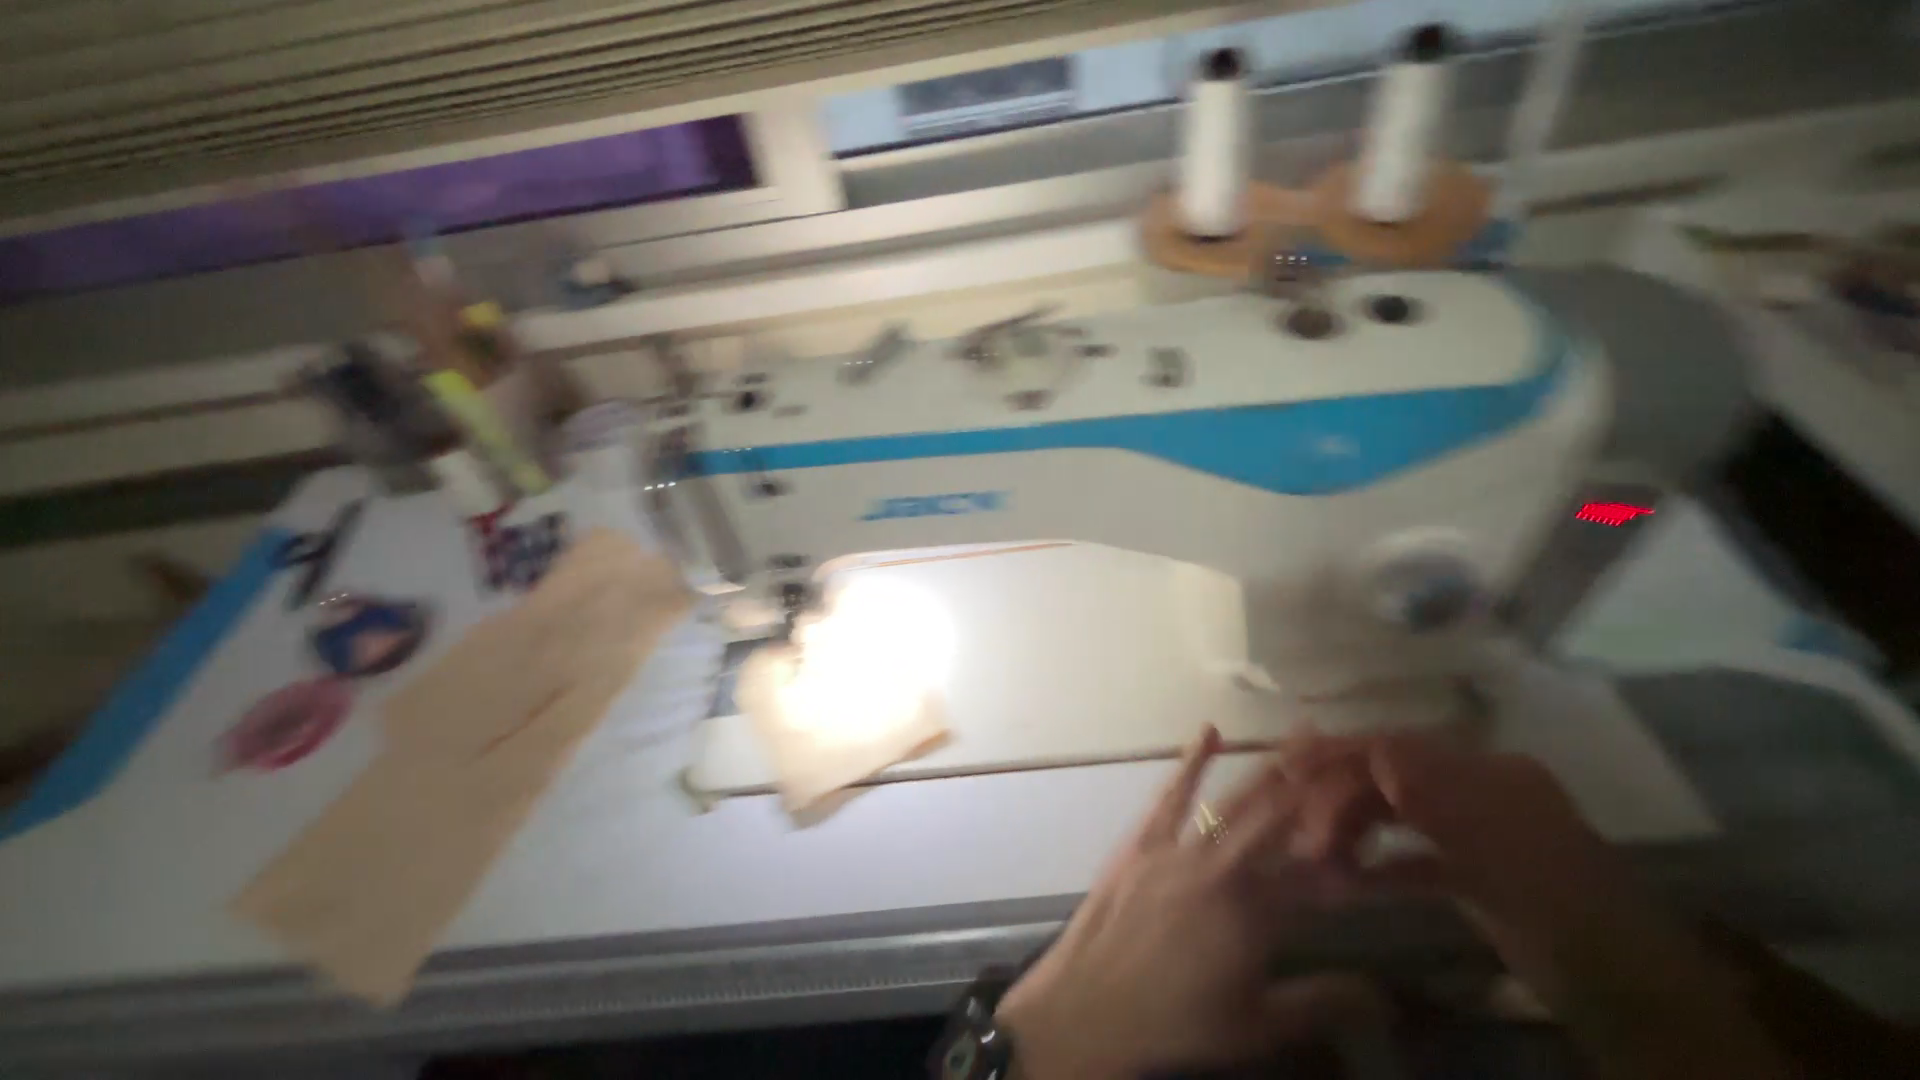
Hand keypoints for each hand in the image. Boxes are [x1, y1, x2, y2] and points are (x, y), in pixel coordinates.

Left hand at [995, 726, 1381, 1078]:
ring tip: (1304, 735)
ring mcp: (1178, 848)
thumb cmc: (1175, 1022)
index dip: (1350, 850)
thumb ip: (1322, 1002)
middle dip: (1319, 784)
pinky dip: (1191, 761)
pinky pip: (1171, 795)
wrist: (1088, 1007)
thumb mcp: (1257, 1025)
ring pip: (1233, 800)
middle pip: (1279, 819)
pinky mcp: (1142, 841)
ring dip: (1270, 767)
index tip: (1378, 826)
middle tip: (1351, 753)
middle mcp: (1222, 868)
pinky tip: (1209, 731)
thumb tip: (1385, 996)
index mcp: (1255, 912)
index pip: (1316, 873)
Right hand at [1272, 733, 1653, 998]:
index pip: (1399, 749)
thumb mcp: (1497, 847)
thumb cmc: (1558, 908)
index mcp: (1491, 772)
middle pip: (1392, 781)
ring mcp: (1474, 834)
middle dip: (1342, 800)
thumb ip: (1435, 791)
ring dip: (1354, 832)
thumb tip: (1374, 742)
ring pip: (1396, 818)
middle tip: (1302, 835)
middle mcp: (1478, 792)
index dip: (1344, 756)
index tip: (1293, 772)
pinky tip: (1345, 882)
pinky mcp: (1471, 876)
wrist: (1624, 992)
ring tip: (1317, 858)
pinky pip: (1412, 859)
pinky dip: (1378, 867)